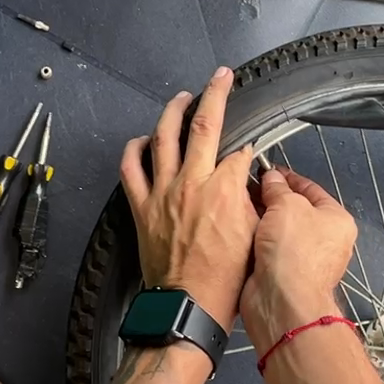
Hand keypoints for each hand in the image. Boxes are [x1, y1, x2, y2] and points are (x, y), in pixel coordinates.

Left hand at [119, 67, 256, 328]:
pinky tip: (142, 139)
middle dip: (215, 93)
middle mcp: (190, 182)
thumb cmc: (226, 277)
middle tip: (220, 76)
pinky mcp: (141, 206)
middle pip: (203, 124)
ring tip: (182, 96)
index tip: (248, 144)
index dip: (245, 144)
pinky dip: (134, 149)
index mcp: (222, 188)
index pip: (236, 150)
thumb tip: (244, 175)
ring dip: (173, 110)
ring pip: (163, 137)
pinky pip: (130, 168)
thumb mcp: (253, 233)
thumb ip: (249, 197)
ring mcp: (161, 192)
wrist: (187, 307)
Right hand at [240, 167, 357, 343]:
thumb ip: (277, 187)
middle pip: (294, 209)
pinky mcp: (284, 273)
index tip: (267, 171)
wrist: (281, 299)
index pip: (310, 189)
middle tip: (250, 188)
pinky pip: (268, 248)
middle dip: (271, 199)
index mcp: (337, 220)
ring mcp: (304, 259)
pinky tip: (241, 230)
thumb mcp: (286, 204)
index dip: (287, 178)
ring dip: (261, 220)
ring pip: (278, 229)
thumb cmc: (294, 250)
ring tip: (241, 207)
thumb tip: (271, 177)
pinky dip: (255, 240)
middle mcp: (325, 240)